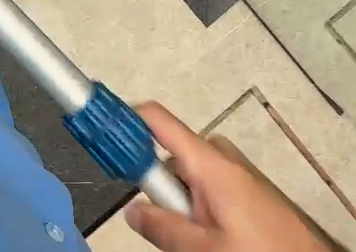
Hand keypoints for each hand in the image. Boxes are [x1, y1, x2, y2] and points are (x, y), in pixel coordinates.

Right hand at [125, 103, 339, 251]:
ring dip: (187, 206)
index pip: (157, 119)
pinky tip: (221, 243)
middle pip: (173, 156)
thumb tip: (131, 209)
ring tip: (204, 246)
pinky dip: (206, 210)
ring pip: (193, 178)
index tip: (99, 128)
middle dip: (163, 188)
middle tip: (172, 229)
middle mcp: (224, 158)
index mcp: (209, 163)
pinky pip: (213, 189)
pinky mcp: (255, 193)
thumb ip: (165, 229)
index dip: (125, 117)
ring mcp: (241, 175)